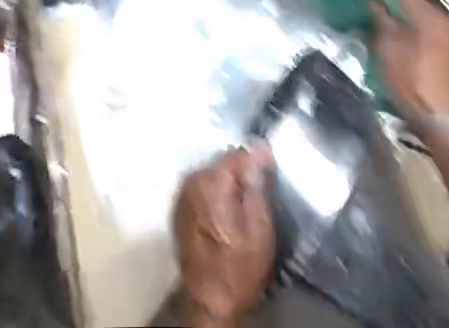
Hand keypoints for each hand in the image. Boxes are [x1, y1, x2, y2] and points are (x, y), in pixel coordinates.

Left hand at [174, 146, 274, 326]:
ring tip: (242, 211)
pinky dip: (213, 196)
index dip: (256, 164)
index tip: (269, 181)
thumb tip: (260, 148)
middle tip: (256, 201)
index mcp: (211, 180)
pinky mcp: (179, 207)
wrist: (209, 300)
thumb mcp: (259, 227)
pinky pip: (200, 189)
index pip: (237, 154)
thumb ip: (257, 183)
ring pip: (211, 175)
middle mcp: (191, 179)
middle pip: (222, 163)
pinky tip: (224, 217)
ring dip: (226, 186)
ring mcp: (182, 193)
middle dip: (240, 176)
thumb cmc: (239, 266)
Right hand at [372, 0, 448, 124]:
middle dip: (383, 1)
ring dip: (395, 19)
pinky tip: (392, 43)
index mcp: (431, 14)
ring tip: (370, 24)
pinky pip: (425, 35)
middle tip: (358, 4)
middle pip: (409, 2)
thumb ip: (379, 18)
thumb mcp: (389, 49)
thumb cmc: (417, 85)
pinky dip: (407, 33)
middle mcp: (447, 22)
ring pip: (417, 19)